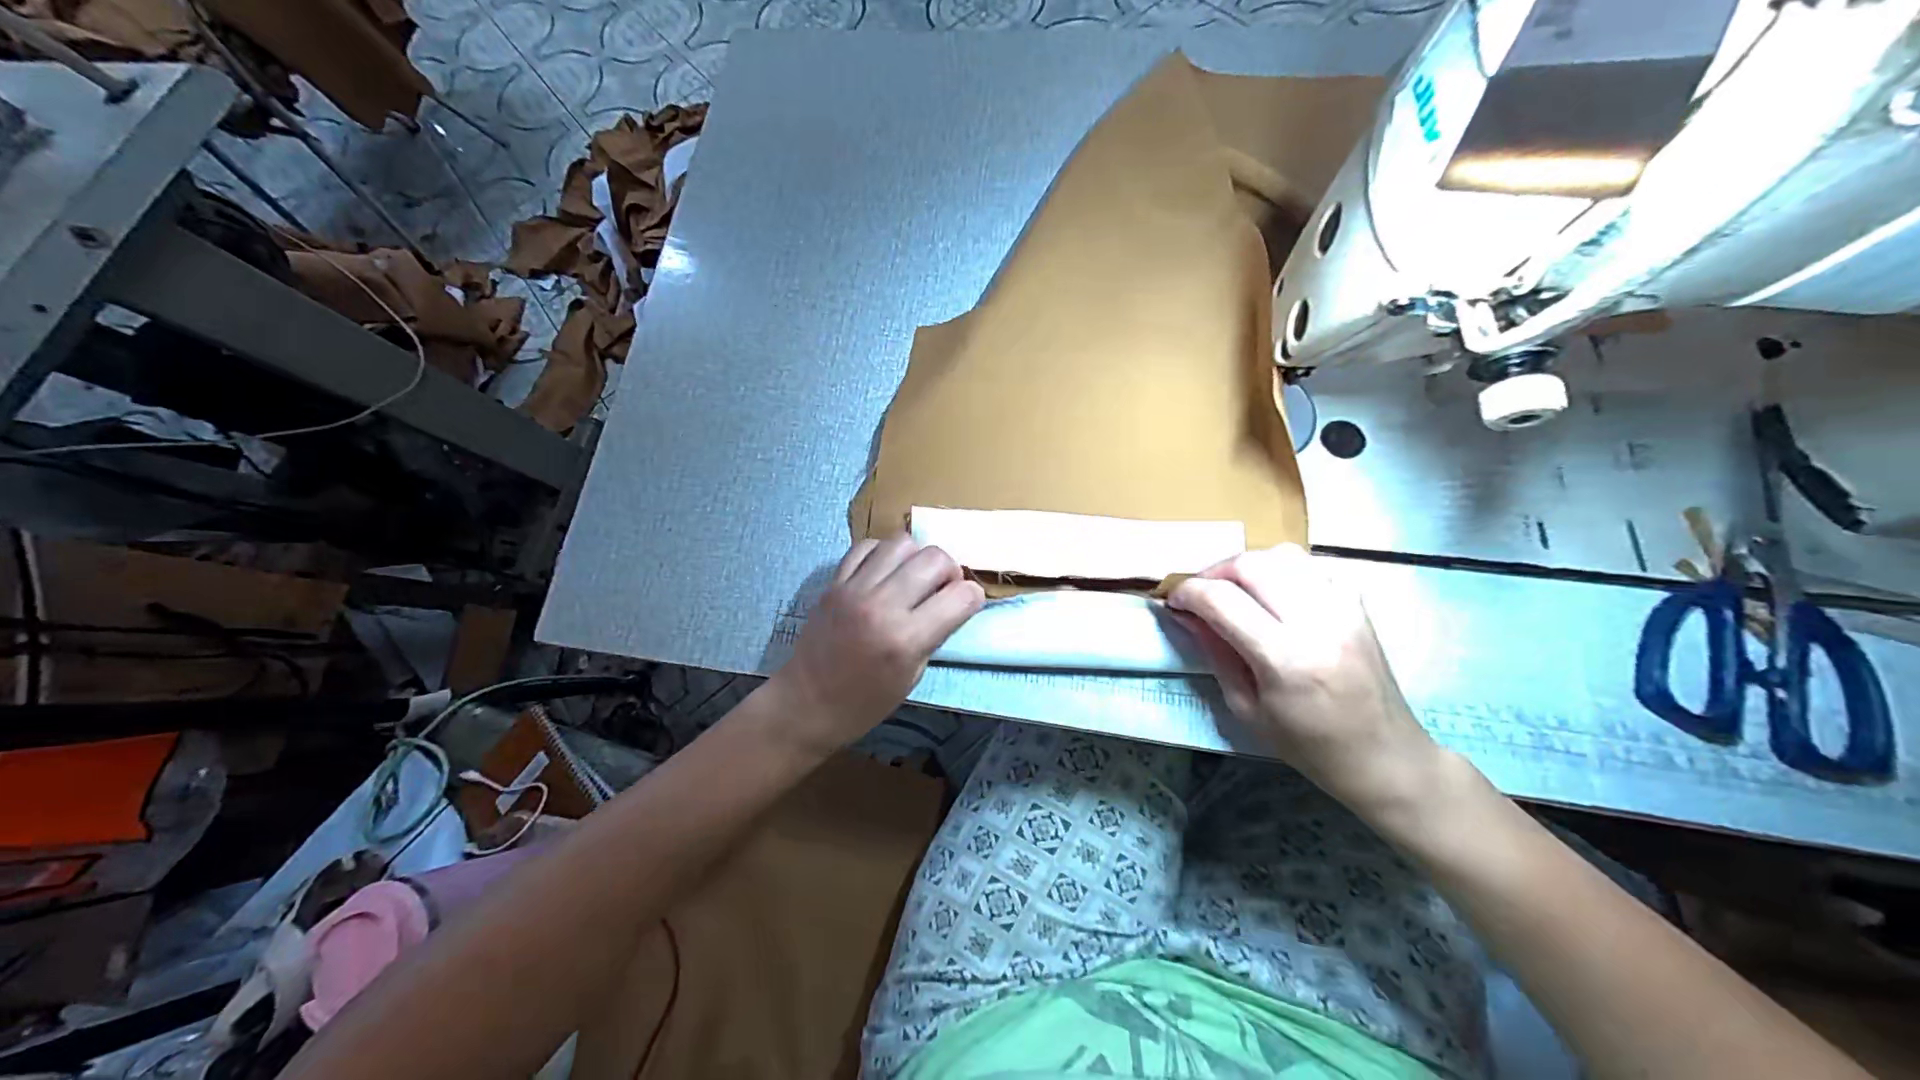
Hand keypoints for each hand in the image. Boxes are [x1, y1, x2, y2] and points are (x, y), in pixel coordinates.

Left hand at [770, 536, 985, 752]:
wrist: (807, 703)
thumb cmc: (865, 703)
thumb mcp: (913, 676)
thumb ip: (935, 634)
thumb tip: (953, 601)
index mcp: (906, 639)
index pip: (960, 596)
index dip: (972, 597)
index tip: (968, 603)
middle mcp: (882, 606)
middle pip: (935, 558)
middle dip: (950, 571)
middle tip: (943, 589)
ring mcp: (855, 590)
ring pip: (902, 543)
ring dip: (917, 557)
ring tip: (913, 578)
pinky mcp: (834, 583)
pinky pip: (866, 547)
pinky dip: (883, 554)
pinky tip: (885, 573)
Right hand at [1167, 544, 1445, 816]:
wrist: (1384, 755)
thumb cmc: (1308, 745)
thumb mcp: (1245, 708)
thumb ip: (1215, 652)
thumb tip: (1185, 615)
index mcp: (1285, 659)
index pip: (1222, 600)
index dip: (1187, 593)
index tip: (1172, 602)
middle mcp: (1317, 622)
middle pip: (1250, 565)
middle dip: (1213, 572)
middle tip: (1198, 594)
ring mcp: (1343, 607)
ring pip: (1281, 554)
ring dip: (1246, 566)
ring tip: (1233, 590)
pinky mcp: (1357, 603)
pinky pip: (1310, 565)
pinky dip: (1281, 569)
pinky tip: (1272, 593)